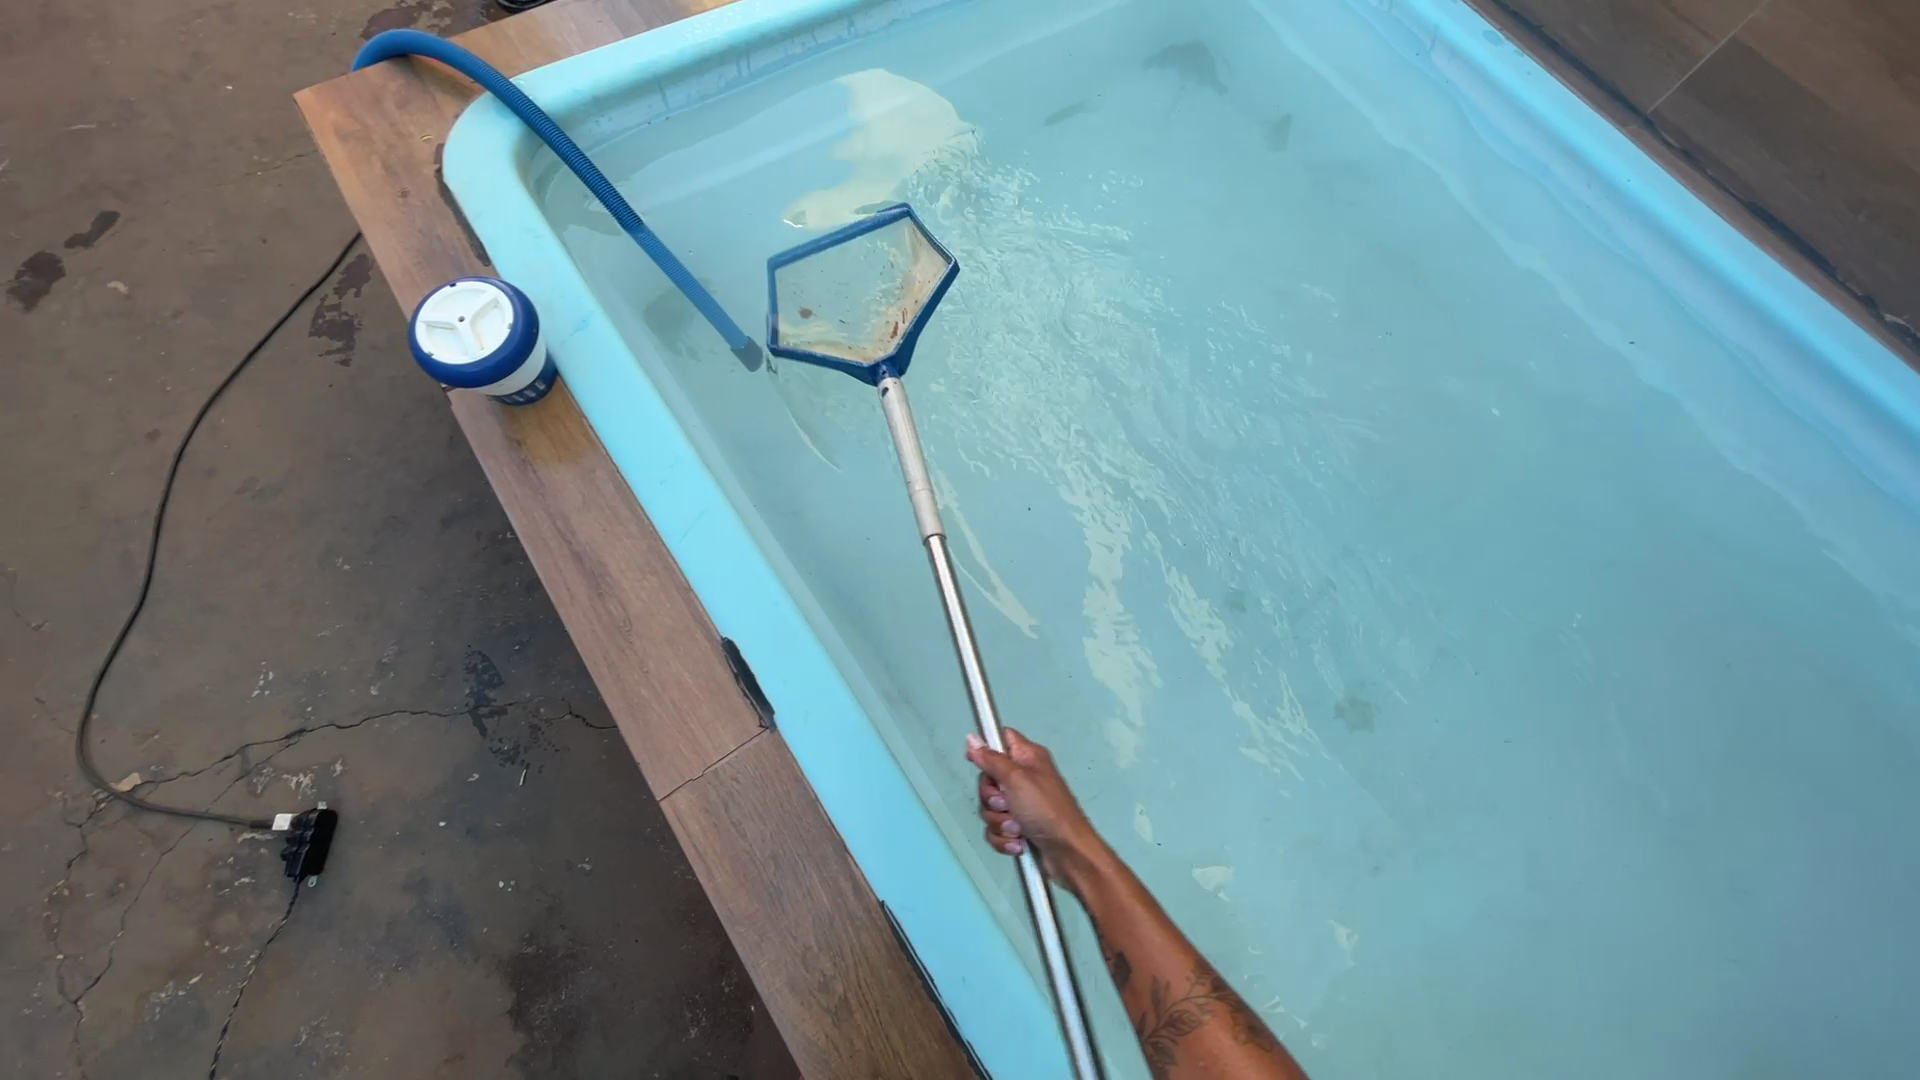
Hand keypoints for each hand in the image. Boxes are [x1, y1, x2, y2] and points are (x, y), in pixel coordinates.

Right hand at [965, 728, 1107, 891]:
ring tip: (1018, 828)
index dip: (986, 749)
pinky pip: (996, 830)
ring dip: (999, 822)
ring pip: (990, 808)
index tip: (977, 763)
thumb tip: (971, 738)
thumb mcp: (1016, 779)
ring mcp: (1021, 805)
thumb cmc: (1046, 810)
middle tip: (1006, 804)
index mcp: (1027, 757)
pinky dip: (1004, 838)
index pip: (1001, 739)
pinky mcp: (1019, 828)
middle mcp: (1024, 778)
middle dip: (991, 798)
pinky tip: (1019, 842)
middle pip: (988, 779)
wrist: (1068, 854)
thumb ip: (991, 759)